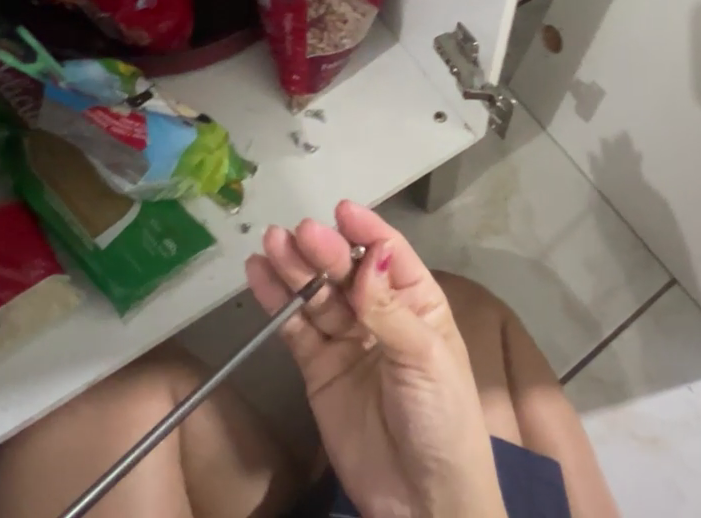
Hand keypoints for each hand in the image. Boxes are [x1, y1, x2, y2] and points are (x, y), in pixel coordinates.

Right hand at [245, 202, 505, 517]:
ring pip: (318, 296)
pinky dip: (277, 304)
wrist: (422, 499)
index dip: (367, 232)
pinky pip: (297, 330)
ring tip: (270, 244)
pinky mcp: (319, 370)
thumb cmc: (442, 418)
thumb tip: (371, 256)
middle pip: (348, 272)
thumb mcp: (425, 359)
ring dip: (295, 270)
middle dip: (325, 251)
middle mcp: (381, 314)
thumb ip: (390, 309)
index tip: (341, 210)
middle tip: (298, 233)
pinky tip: (259, 277)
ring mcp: (348, 341)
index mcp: (420, 303)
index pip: (390, 255)